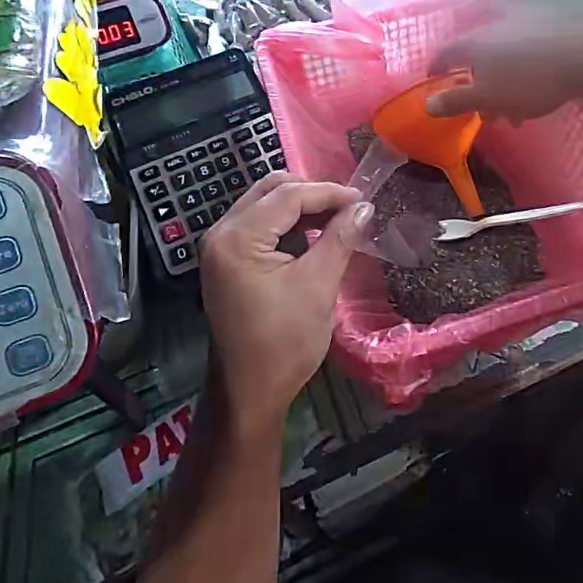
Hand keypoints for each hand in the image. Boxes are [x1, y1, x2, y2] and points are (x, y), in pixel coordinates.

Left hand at [199, 172, 372, 434]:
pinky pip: (258, 226)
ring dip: (300, 207)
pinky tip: (313, 235)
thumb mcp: (318, 286)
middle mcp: (220, 233)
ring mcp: (219, 247)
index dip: (329, 193)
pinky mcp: (225, 261)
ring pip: (264, 205)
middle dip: (312, 193)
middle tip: (349, 207)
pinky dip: (286, 225)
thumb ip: (340, 238)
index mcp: (237, 238)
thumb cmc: (284, 342)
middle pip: (271, 191)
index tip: (363, 199)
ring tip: (337, 219)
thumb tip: (363, 207)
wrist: (249, 391)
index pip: (287, 195)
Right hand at [426, 20, 582, 121]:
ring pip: (503, 60)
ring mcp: (524, 27)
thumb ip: (457, 100)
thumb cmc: (530, 81)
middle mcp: (495, 29)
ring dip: (501, 86)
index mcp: (476, 43)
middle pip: (476, 56)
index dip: (437, 67)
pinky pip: (525, 58)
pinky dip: (521, 78)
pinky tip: (534, 99)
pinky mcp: (549, 32)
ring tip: (511, 113)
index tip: (433, 79)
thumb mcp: (488, 96)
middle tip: (479, 109)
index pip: (446, 52)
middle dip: (476, 84)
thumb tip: (426, 104)